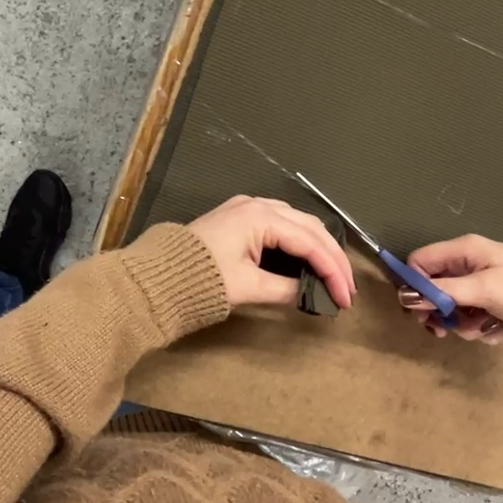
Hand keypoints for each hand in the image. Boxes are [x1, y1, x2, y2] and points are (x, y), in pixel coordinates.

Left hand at [187, 195, 355, 309]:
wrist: (156, 276)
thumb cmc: (201, 280)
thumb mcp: (247, 288)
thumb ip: (285, 289)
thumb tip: (309, 294)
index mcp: (262, 217)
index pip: (310, 243)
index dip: (332, 271)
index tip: (345, 297)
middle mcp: (259, 205)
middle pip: (310, 228)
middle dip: (332, 259)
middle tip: (347, 289)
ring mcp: (249, 209)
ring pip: (298, 224)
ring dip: (319, 249)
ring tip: (333, 276)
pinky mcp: (241, 218)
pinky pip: (282, 225)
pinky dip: (300, 243)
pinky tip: (308, 261)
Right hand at [404, 234, 502, 342]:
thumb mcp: (480, 289)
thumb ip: (443, 292)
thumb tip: (406, 296)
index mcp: (463, 250)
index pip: (420, 261)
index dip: (415, 285)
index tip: (420, 310)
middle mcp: (466, 263)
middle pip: (434, 287)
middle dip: (440, 311)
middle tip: (444, 331)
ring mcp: (477, 282)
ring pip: (452, 306)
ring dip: (463, 323)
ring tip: (482, 328)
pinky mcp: (487, 299)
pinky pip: (471, 314)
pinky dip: (479, 325)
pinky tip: (496, 328)